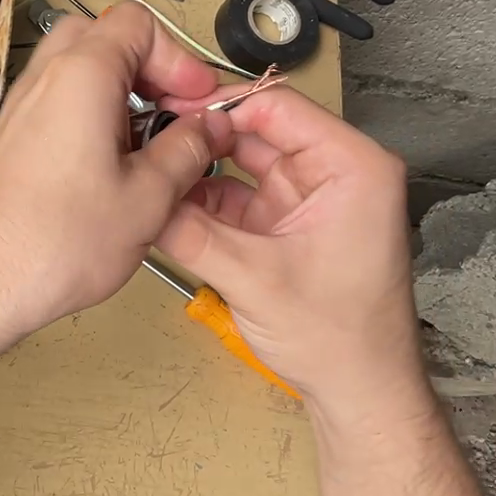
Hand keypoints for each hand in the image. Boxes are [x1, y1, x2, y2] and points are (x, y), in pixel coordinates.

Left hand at [0, 4, 233, 341]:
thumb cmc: (62, 241)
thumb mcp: (148, 197)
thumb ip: (188, 149)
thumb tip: (210, 126)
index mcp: (80, 74)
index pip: (136, 24)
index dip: (178, 58)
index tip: (197, 102)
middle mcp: (43, 80)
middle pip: (102, 39)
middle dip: (146, 70)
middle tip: (172, 115)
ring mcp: (21, 110)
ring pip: (77, 74)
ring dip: (119, 97)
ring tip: (146, 149)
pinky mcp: (12, 141)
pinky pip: (57, 107)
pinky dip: (90, 119)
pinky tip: (110, 170)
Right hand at [154, 85, 419, 409]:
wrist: (356, 389)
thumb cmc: (338, 335)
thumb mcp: (255, 279)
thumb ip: (192, 235)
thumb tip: (140, 200)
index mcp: (349, 167)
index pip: (277, 109)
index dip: (219, 106)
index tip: (166, 111)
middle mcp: (329, 174)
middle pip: (254, 133)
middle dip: (201, 137)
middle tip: (147, 139)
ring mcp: (302, 200)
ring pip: (239, 165)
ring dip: (196, 171)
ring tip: (150, 172)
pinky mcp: (281, 225)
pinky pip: (233, 198)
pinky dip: (200, 203)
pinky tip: (165, 204)